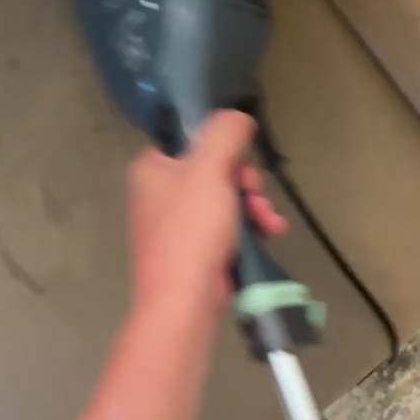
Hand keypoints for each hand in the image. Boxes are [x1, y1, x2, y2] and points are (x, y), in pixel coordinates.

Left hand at [127, 110, 287, 312]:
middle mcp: (158, 195)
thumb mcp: (210, 168)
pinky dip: (248, 230)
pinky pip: (225, 230)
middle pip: (213, 171)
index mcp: (150, 169)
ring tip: (269, 223)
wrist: (184, 301)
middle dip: (245, 183)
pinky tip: (269, 235)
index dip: (223, 148)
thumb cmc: (192, 230)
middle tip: (256, 196)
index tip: (242, 164)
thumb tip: (238, 118)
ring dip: (253, 208)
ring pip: (224, 201)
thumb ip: (225, 133)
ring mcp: (175, 227)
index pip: (191, 140)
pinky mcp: (193, 253)